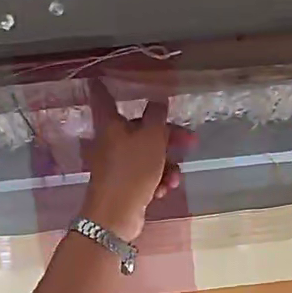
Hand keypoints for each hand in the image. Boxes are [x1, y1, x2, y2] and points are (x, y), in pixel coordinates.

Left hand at [80, 79, 194, 241]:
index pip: (106, 98)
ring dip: (166, 166)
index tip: (100, 75)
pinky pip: (146, 176)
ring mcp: (117, 166)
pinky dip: (157, 181)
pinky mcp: (124, 186)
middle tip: (190, 142)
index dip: (105, 86)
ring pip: (148, 156)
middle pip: (141, 130)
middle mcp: (111, 143)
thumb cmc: (131, 171)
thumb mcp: (151, 138)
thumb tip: (158, 100)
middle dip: (168, 137)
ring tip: (173, 179)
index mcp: (112, 126)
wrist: (115, 217)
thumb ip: (157, 116)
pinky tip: (164, 191)